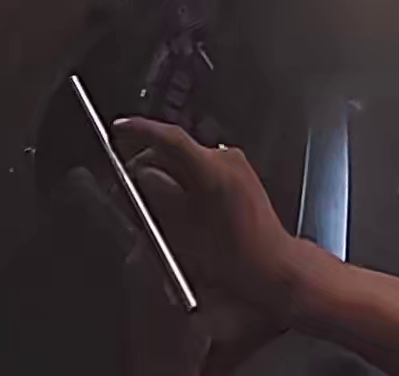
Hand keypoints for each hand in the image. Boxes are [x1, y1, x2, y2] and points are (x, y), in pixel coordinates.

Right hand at [113, 117, 313, 318]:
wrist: (276, 270)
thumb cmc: (239, 262)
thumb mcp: (188, 235)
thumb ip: (162, 198)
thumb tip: (141, 175)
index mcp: (213, 173)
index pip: (172, 139)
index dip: (142, 130)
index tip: (121, 128)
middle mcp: (226, 161)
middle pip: (177, 146)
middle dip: (149, 157)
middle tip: (128, 173)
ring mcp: (235, 163)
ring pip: (189, 156)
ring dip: (168, 168)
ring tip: (152, 193)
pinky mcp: (240, 171)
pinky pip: (203, 164)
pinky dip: (186, 175)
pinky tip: (179, 200)